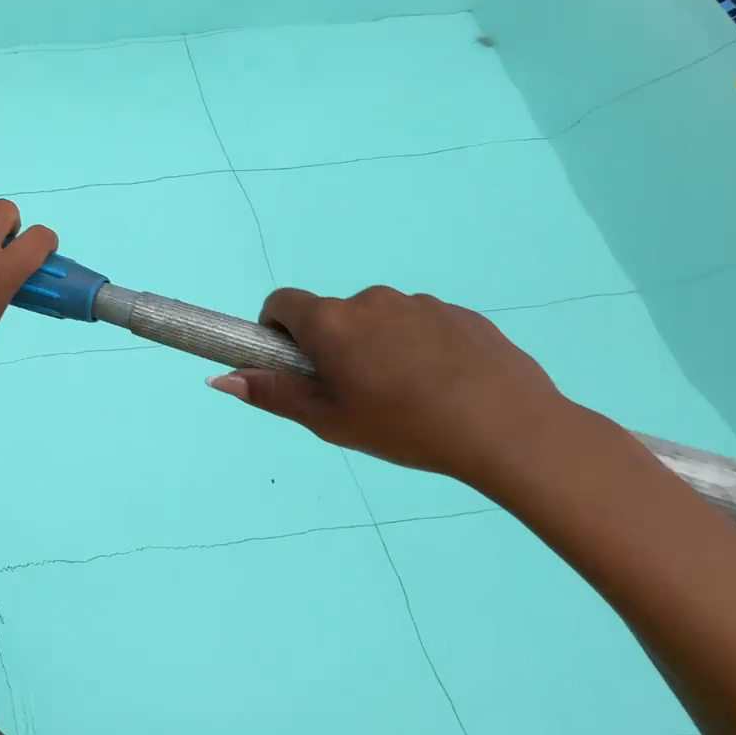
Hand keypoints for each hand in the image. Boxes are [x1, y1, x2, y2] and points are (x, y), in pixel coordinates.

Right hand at [208, 286, 580, 485]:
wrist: (516, 433)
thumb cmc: (406, 427)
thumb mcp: (329, 421)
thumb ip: (272, 394)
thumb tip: (219, 377)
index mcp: (329, 322)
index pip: (281, 303)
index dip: (278, 329)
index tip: (299, 364)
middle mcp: (368, 300)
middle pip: (332, 314)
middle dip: (334, 343)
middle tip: (357, 390)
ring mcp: (420, 304)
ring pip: (380, 319)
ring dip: (380, 344)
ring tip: (410, 392)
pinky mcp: (464, 315)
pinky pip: (424, 324)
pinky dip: (422, 347)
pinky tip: (447, 385)